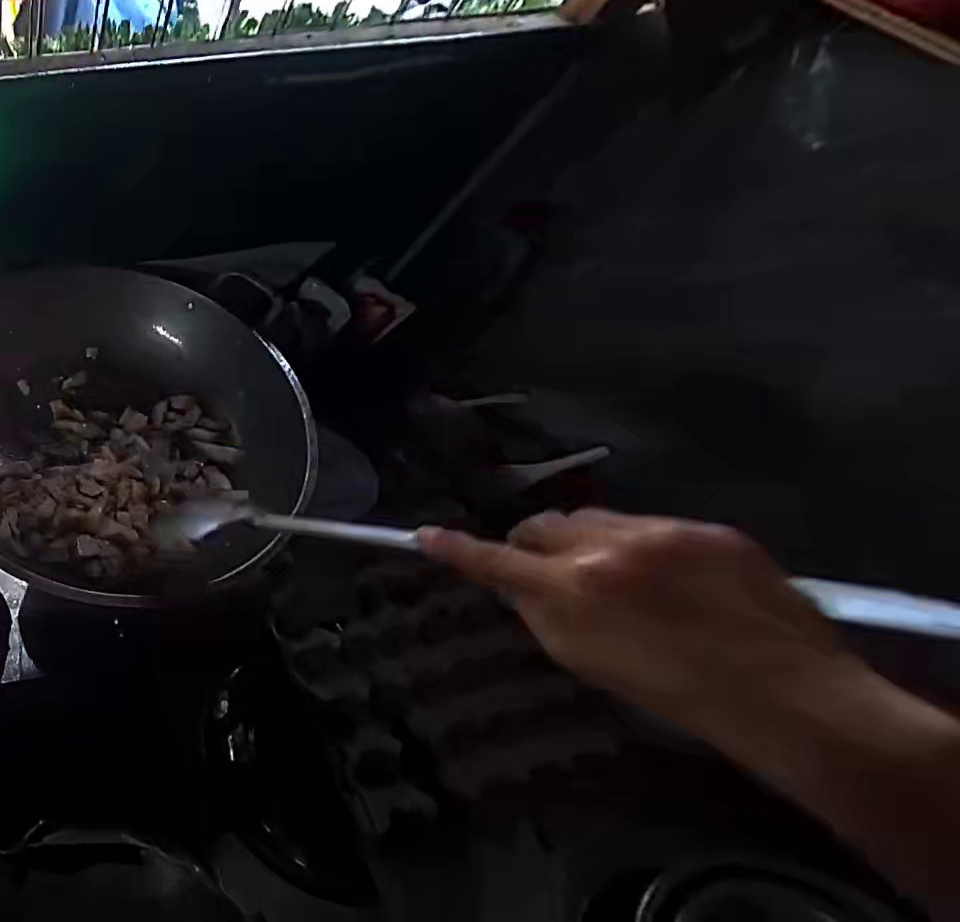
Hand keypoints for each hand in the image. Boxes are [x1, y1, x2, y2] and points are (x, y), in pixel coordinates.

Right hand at [419, 510, 845, 734]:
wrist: (797, 700)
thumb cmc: (674, 690)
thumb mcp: (583, 658)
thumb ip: (536, 610)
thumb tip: (511, 580)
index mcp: (574, 588)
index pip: (495, 560)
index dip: (455, 549)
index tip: (424, 535)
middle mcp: (609, 549)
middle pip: (541, 525)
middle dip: (536, 544)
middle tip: (554, 571)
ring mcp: (663, 533)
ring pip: (592, 519)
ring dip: (589, 542)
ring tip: (622, 576)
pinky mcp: (710, 530)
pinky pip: (650, 525)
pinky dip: (645, 547)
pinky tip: (674, 579)